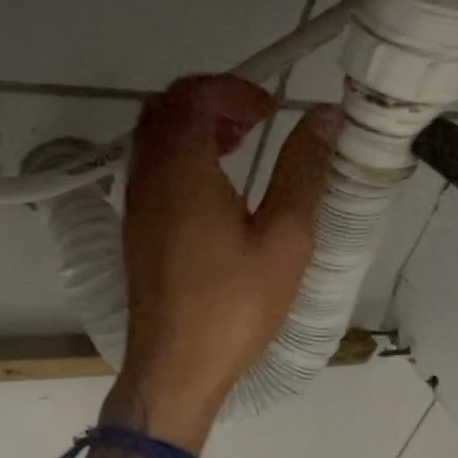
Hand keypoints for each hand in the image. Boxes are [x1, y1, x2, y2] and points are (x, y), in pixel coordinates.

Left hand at [114, 75, 338, 447]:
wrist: (173, 368)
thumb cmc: (232, 308)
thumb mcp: (284, 238)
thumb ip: (302, 171)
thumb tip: (322, 117)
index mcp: (180, 170)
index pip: (192, 95)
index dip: (233, 89)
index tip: (272, 109)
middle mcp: (147, 177)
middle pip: (165, 108)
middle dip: (210, 100)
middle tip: (256, 120)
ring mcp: (134, 204)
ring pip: (153, 138)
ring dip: (193, 128)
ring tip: (241, 146)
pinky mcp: (134, 228)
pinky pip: (150, 168)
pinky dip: (179, 157)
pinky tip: (216, 187)